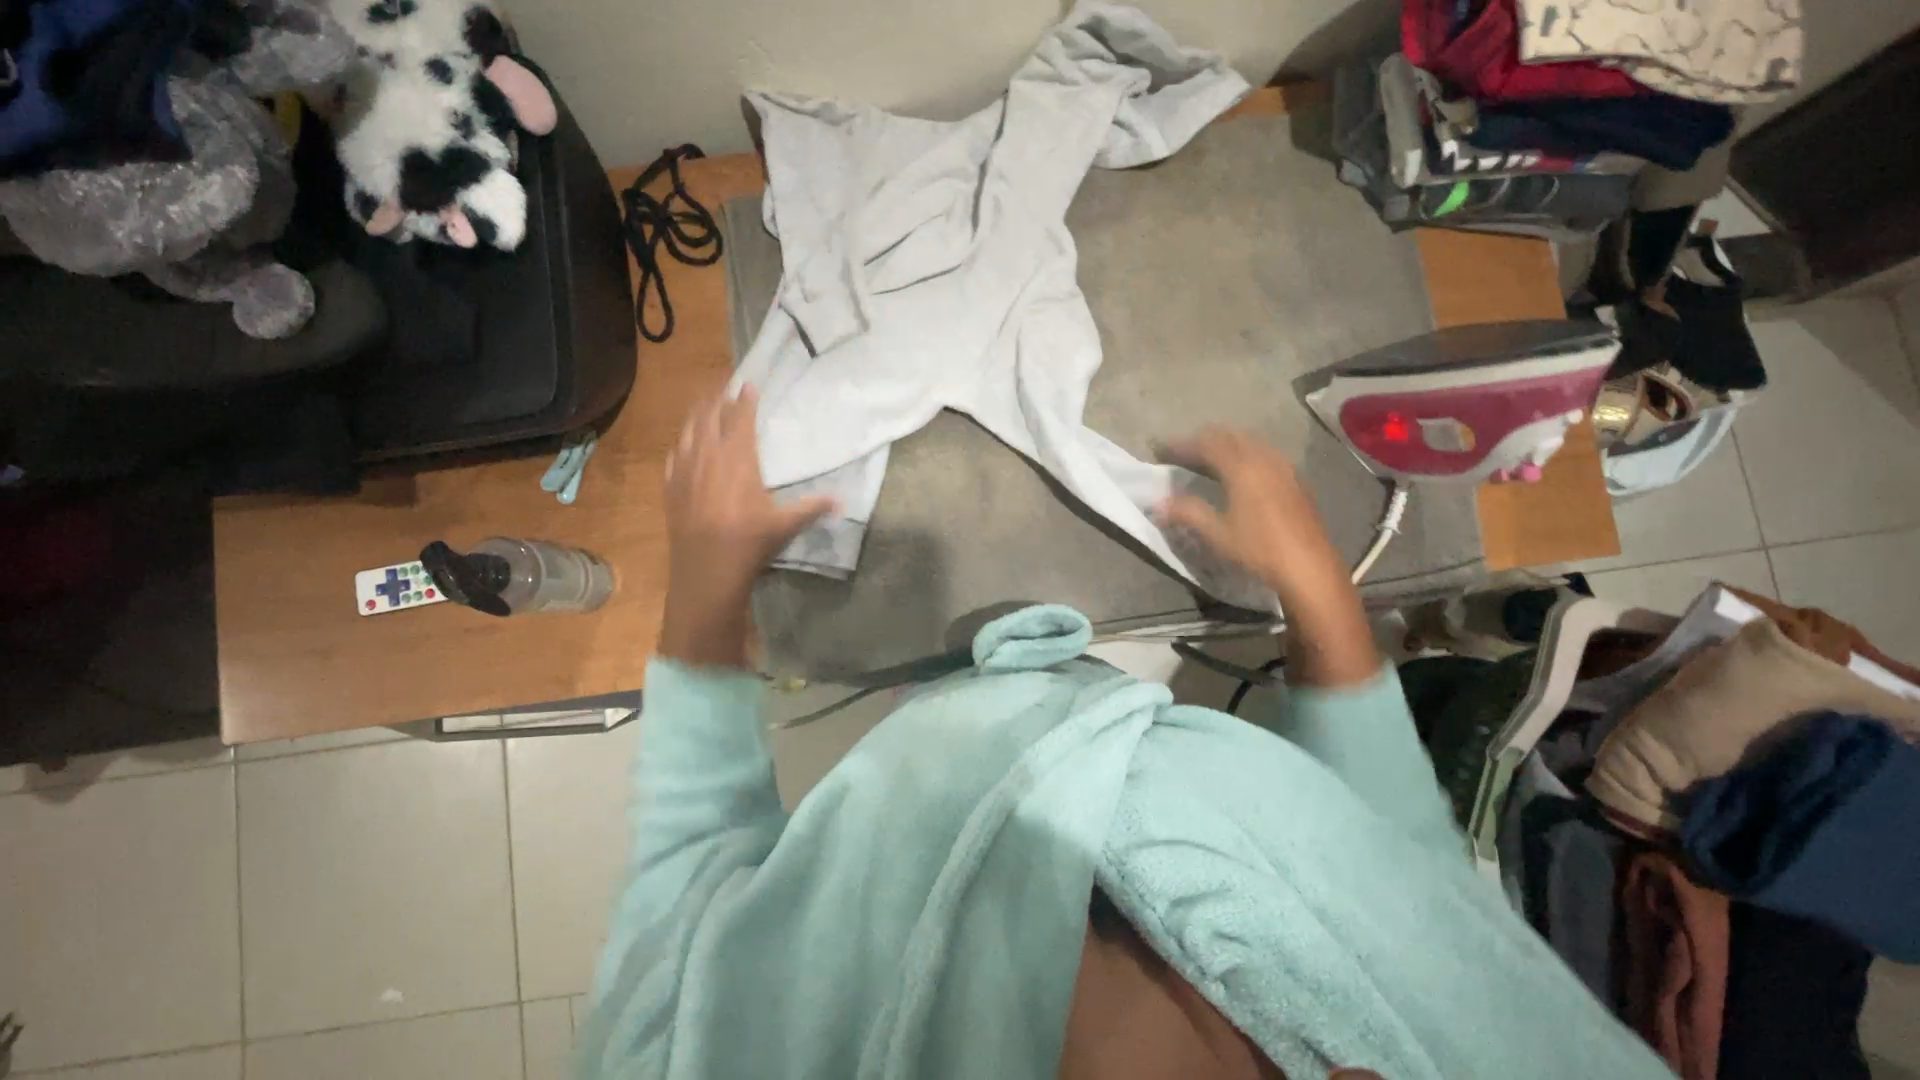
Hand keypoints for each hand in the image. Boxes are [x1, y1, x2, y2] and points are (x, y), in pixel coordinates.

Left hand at [659, 386, 833, 666]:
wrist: (706, 571)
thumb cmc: (749, 542)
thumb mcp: (785, 525)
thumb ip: (812, 508)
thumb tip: (844, 501)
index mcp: (738, 458)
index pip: (741, 418)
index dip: (746, 400)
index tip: (750, 385)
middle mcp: (708, 456)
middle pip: (709, 417)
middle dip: (717, 399)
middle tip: (724, 387)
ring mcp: (685, 471)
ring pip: (688, 432)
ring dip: (696, 416)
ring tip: (703, 406)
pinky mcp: (671, 489)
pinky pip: (673, 457)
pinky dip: (680, 446)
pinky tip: (681, 446)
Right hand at [1155, 426, 1379, 687]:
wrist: (1309, 567)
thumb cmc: (1259, 549)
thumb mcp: (1217, 534)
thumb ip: (1187, 513)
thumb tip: (1157, 503)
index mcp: (1241, 467)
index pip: (1206, 444)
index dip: (1182, 445)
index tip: (1162, 449)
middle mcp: (1264, 459)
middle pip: (1230, 436)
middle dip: (1204, 439)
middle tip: (1184, 450)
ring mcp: (1283, 467)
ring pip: (1250, 442)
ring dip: (1227, 444)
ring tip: (1210, 458)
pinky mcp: (1295, 480)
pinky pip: (1265, 454)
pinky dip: (1246, 454)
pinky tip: (1243, 472)